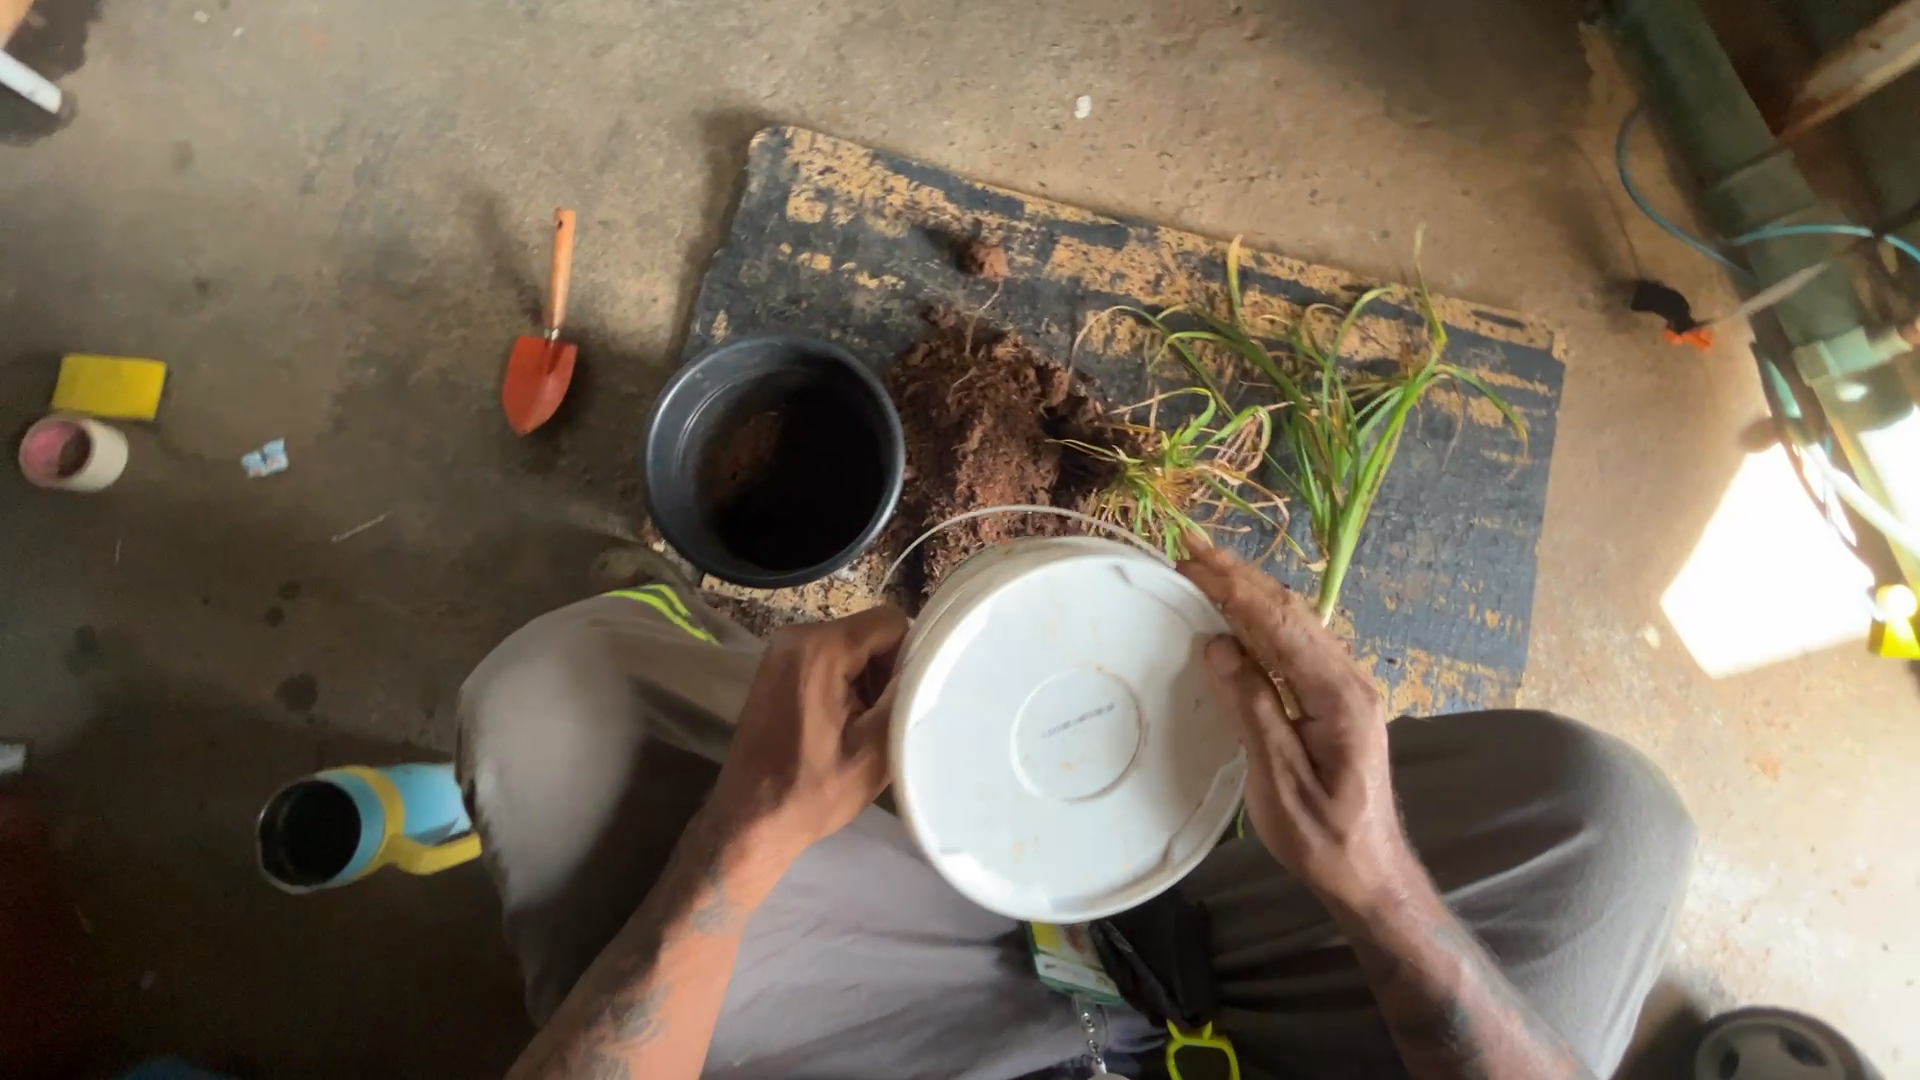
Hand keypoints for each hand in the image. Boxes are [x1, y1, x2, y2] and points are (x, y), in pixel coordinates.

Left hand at [715, 606, 909, 860]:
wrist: (748, 821)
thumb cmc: (812, 791)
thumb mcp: (876, 749)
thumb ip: (907, 697)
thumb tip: (933, 664)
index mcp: (821, 648)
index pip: (892, 623)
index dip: (910, 657)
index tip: (905, 700)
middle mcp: (798, 635)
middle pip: (871, 632)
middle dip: (887, 671)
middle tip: (882, 720)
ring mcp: (783, 649)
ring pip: (854, 644)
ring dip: (867, 679)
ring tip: (861, 726)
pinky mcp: (778, 665)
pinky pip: (831, 656)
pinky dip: (846, 681)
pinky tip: (841, 722)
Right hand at [1177, 542, 1413, 910]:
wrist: (1372, 875)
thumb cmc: (1324, 839)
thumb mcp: (1280, 782)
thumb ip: (1254, 710)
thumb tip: (1220, 646)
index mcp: (1338, 697)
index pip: (1281, 626)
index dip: (1236, 590)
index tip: (1195, 563)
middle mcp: (1348, 679)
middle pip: (1290, 612)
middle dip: (1239, 577)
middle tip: (1192, 549)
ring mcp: (1345, 686)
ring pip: (1294, 621)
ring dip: (1249, 590)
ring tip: (1208, 567)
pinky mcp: (1335, 697)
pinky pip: (1294, 642)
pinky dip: (1260, 616)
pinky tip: (1238, 610)